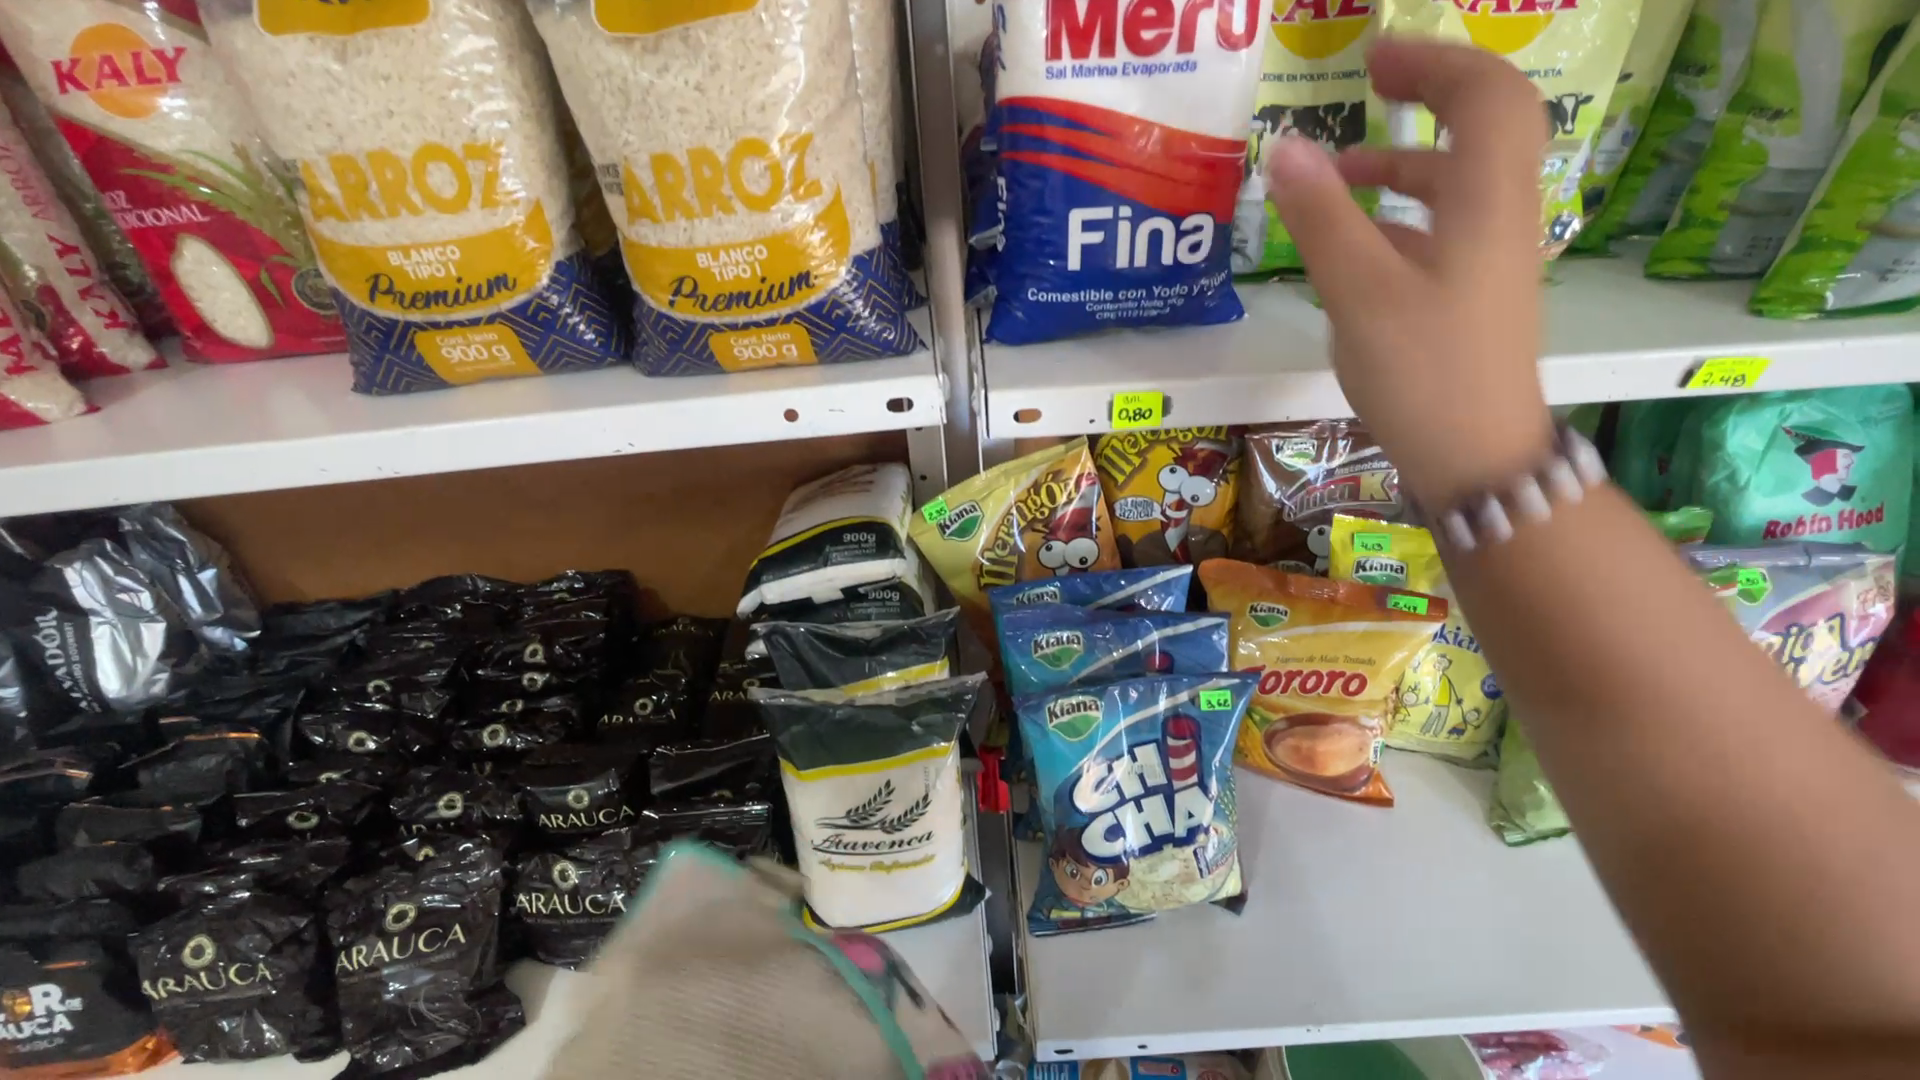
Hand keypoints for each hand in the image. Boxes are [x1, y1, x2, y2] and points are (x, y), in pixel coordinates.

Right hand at [1265, 40, 1555, 507]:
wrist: (1476, 455)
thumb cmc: (1423, 371)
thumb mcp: (1360, 292)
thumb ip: (1321, 217)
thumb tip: (1282, 146)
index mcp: (1488, 200)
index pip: (1483, 94)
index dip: (1432, 62)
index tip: (1371, 58)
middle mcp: (1503, 215)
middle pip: (1487, 126)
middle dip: (1430, 98)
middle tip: (1371, 90)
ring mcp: (1493, 257)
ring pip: (1461, 181)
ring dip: (1406, 163)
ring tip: (1340, 176)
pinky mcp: (1476, 292)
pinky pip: (1446, 227)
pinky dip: (1403, 214)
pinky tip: (1356, 244)